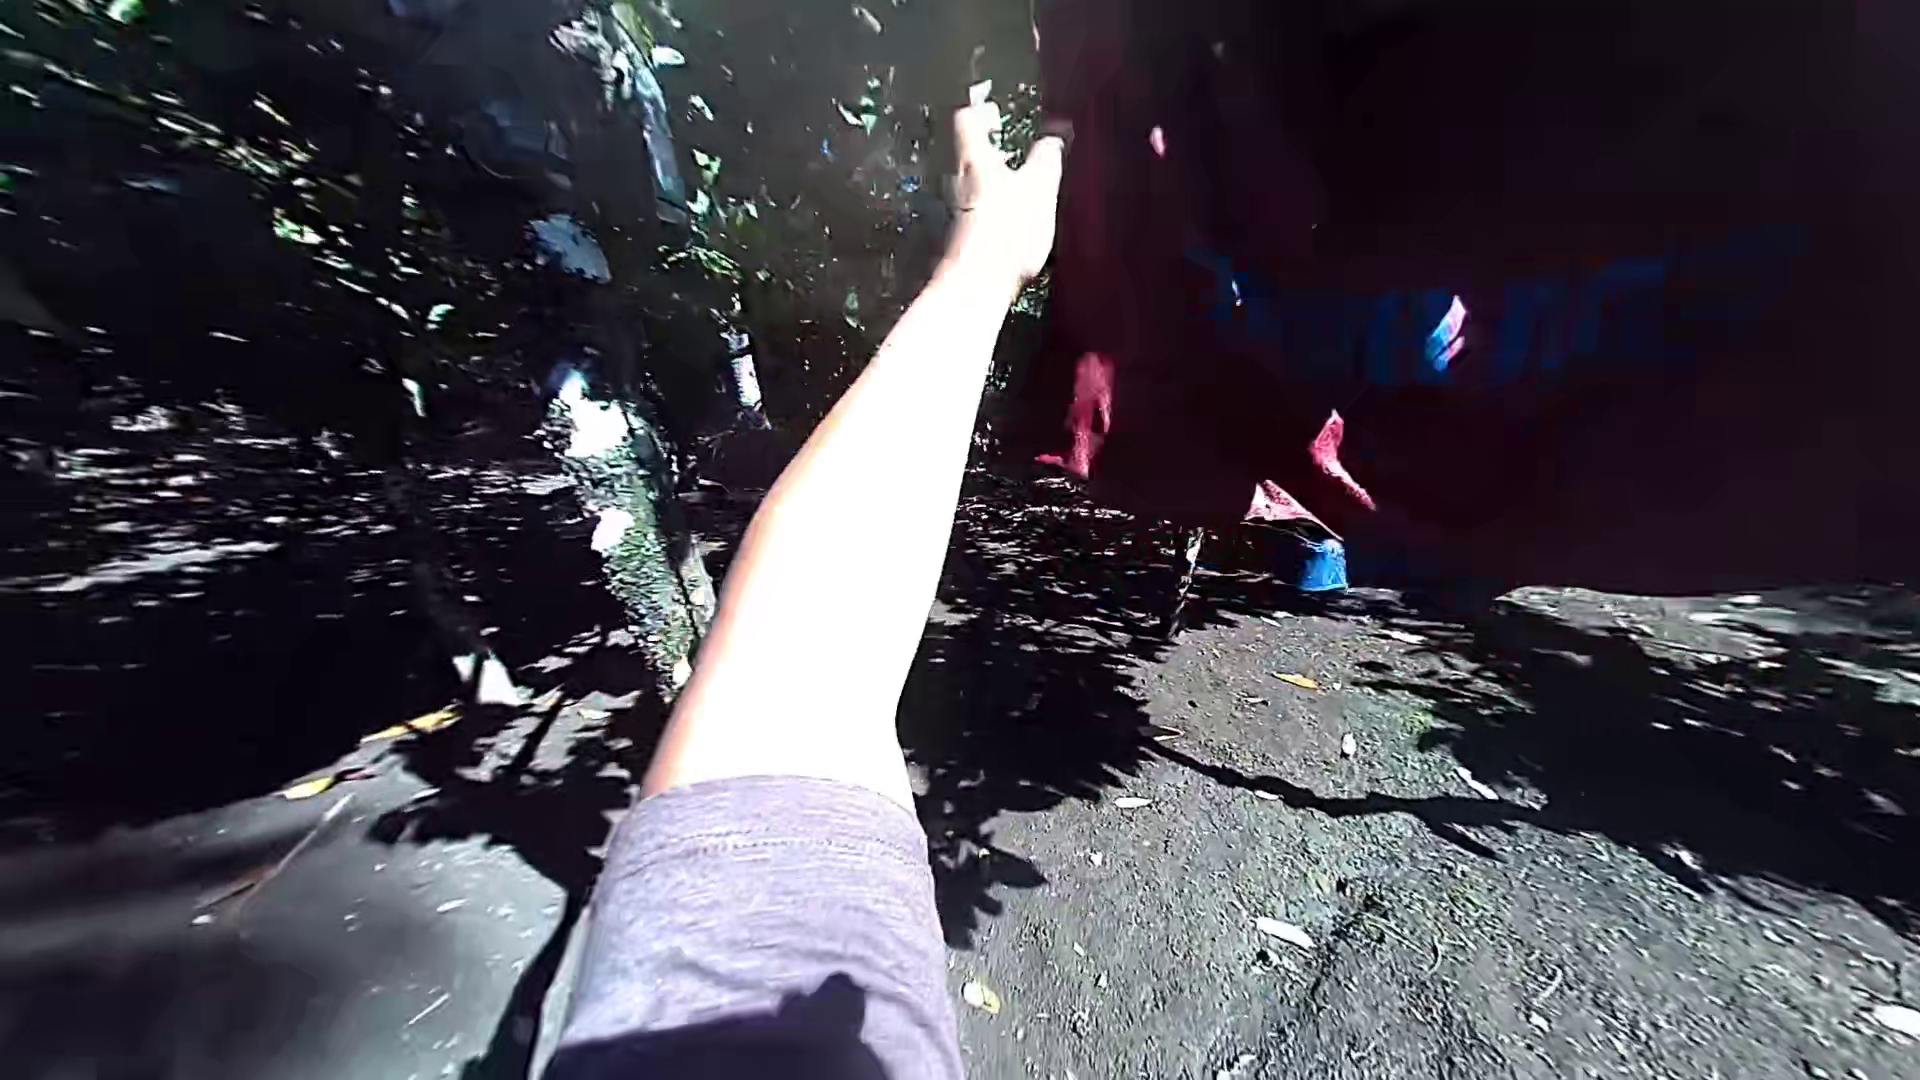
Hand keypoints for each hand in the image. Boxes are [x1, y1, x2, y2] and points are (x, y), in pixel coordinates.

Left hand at [943, 100, 1065, 291]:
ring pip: (974, 193)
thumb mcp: (1039, 187)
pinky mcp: (963, 247)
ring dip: (993, 191)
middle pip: (969, 160)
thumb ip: (1048, 157)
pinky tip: (1013, 232)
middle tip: (1014, 158)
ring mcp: (958, 219)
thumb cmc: (1007, 230)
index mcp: (974, 160)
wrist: (977, 288)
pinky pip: (979, 222)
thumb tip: (1057, 133)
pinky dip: (994, 219)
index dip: (982, 112)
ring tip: (1019, 197)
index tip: (997, 114)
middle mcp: (959, 186)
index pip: (967, 120)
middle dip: (990, 157)